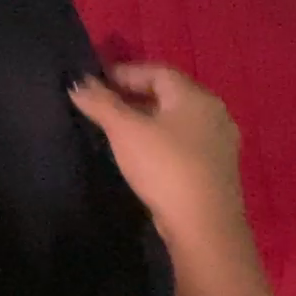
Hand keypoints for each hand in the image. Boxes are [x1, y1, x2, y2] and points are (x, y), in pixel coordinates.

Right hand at [70, 64, 248, 254]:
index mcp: (195, 97)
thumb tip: (77, 82)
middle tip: (99, 103)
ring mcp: (218, 140)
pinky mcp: (214, 165)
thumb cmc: (163, 166)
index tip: (93, 83)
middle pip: (167, 93)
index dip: (123, 72)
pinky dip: (157, 135)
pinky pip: (181, 138)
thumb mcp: (124, 130)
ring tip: (113, 127)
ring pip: (174, 117)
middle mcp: (213, 112)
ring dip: (144, 116)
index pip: (156, 71)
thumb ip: (100, 102)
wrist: (203, 224)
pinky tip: (138, 150)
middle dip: (131, 94)